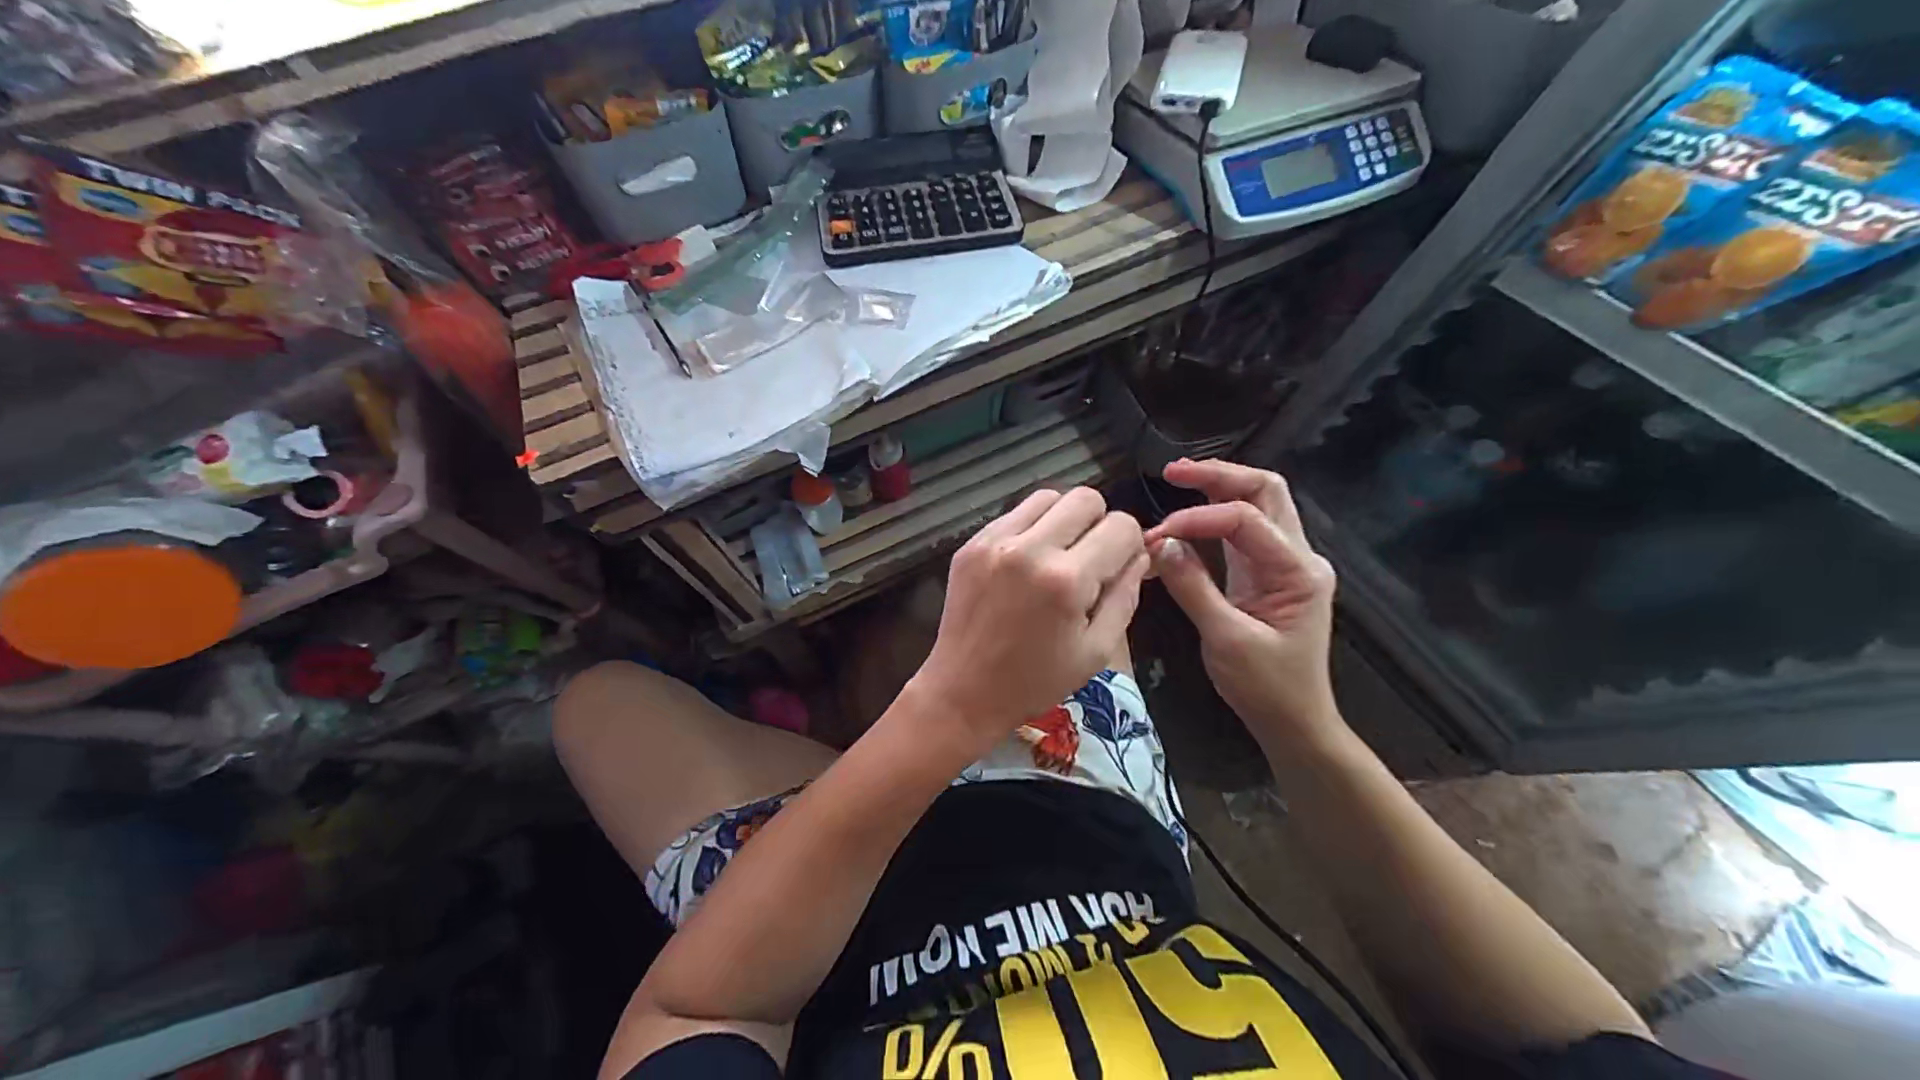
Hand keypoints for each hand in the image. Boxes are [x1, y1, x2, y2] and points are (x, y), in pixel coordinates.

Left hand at [909, 487, 1148, 755]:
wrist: (964, 691)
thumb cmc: (1036, 680)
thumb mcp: (1098, 650)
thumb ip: (1126, 594)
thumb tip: (1139, 554)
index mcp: (1067, 580)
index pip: (1121, 526)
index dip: (1130, 545)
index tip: (1119, 566)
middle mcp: (1030, 549)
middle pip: (1086, 497)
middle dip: (1099, 523)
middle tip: (1089, 558)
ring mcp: (995, 542)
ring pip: (1048, 496)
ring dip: (1063, 519)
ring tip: (1058, 555)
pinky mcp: (971, 544)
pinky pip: (1014, 513)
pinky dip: (1031, 528)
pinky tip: (1027, 561)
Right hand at [1145, 459, 1340, 745]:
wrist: (1294, 722)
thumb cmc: (1267, 687)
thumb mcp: (1225, 639)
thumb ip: (1192, 586)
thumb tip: (1159, 544)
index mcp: (1298, 571)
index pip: (1245, 520)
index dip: (1197, 518)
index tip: (1156, 535)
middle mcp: (1298, 557)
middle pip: (1266, 491)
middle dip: (1219, 475)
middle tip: (1173, 472)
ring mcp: (1285, 564)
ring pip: (1259, 504)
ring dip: (1219, 488)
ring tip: (1177, 479)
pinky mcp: (1267, 574)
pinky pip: (1244, 531)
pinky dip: (1216, 516)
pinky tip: (1189, 513)